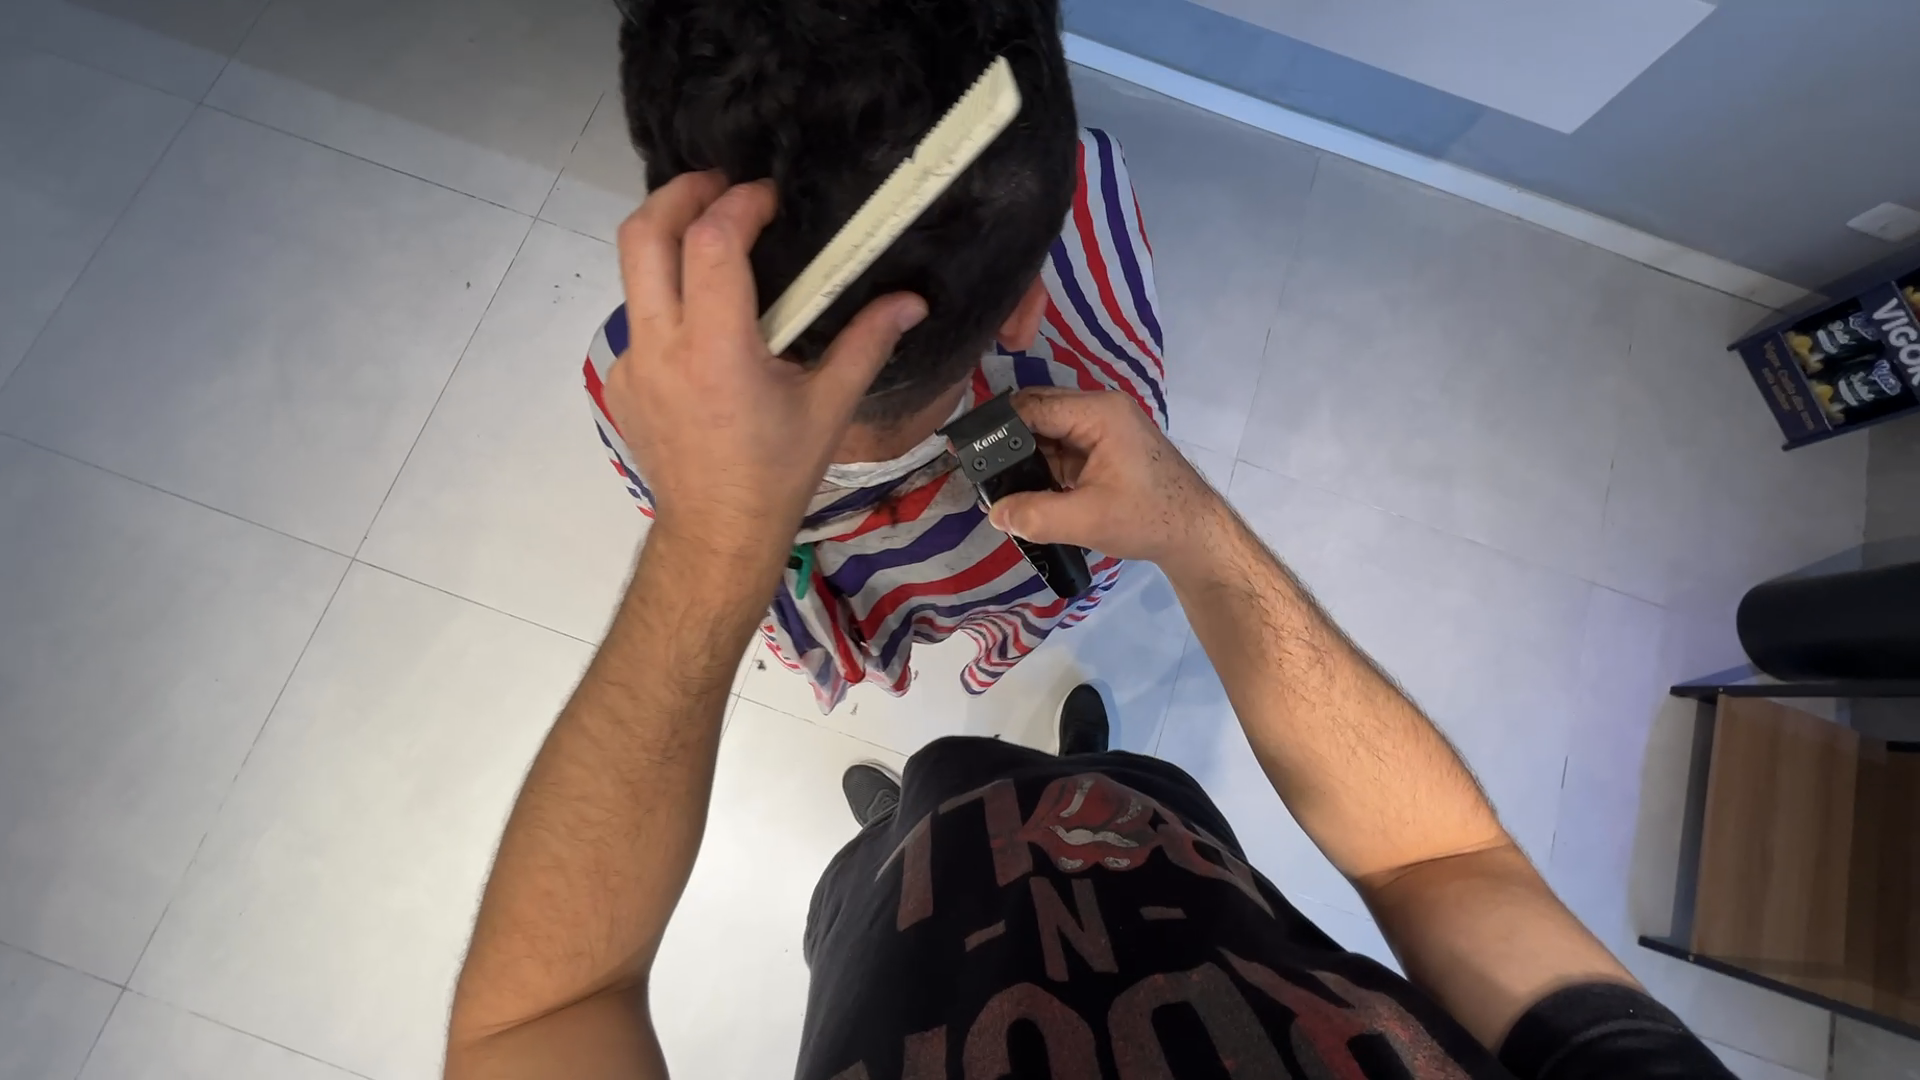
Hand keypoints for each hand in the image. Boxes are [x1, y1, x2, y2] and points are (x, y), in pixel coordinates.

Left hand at [604, 172, 926, 560]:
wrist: (718, 532)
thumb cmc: (778, 474)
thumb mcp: (828, 408)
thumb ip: (866, 343)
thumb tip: (911, 301)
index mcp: (716, 350)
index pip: (712, 243)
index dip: (739, 203)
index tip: (768, 197)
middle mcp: (660, 347)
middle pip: (643, 234)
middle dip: (679, 193)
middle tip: (719, 185)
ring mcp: (630, 364)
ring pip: (634, 274)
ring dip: (671, 244)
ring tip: (717, 251)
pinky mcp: (619, 382)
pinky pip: (639, 320)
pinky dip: (670, 304)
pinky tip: (705, 332)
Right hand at [987, 388, 1228, 569]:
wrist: (1195, 534)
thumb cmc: (1147, 519)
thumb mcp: (1086, 520)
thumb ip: (1035, 515)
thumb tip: (994, 512)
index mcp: (1098, 412)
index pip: (1032, 406)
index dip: (998, 428)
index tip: (966, 450)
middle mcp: (1099, 408)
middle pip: (1038, 411)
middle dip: (1009, 440)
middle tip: (979, 470)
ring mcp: (1103, 426)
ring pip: (1047, 430)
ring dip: (1025, 454)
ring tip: (998, 482)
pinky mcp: (1103, 446)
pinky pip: (1060, 446)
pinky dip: (1042, 464)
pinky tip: (1025, 487)